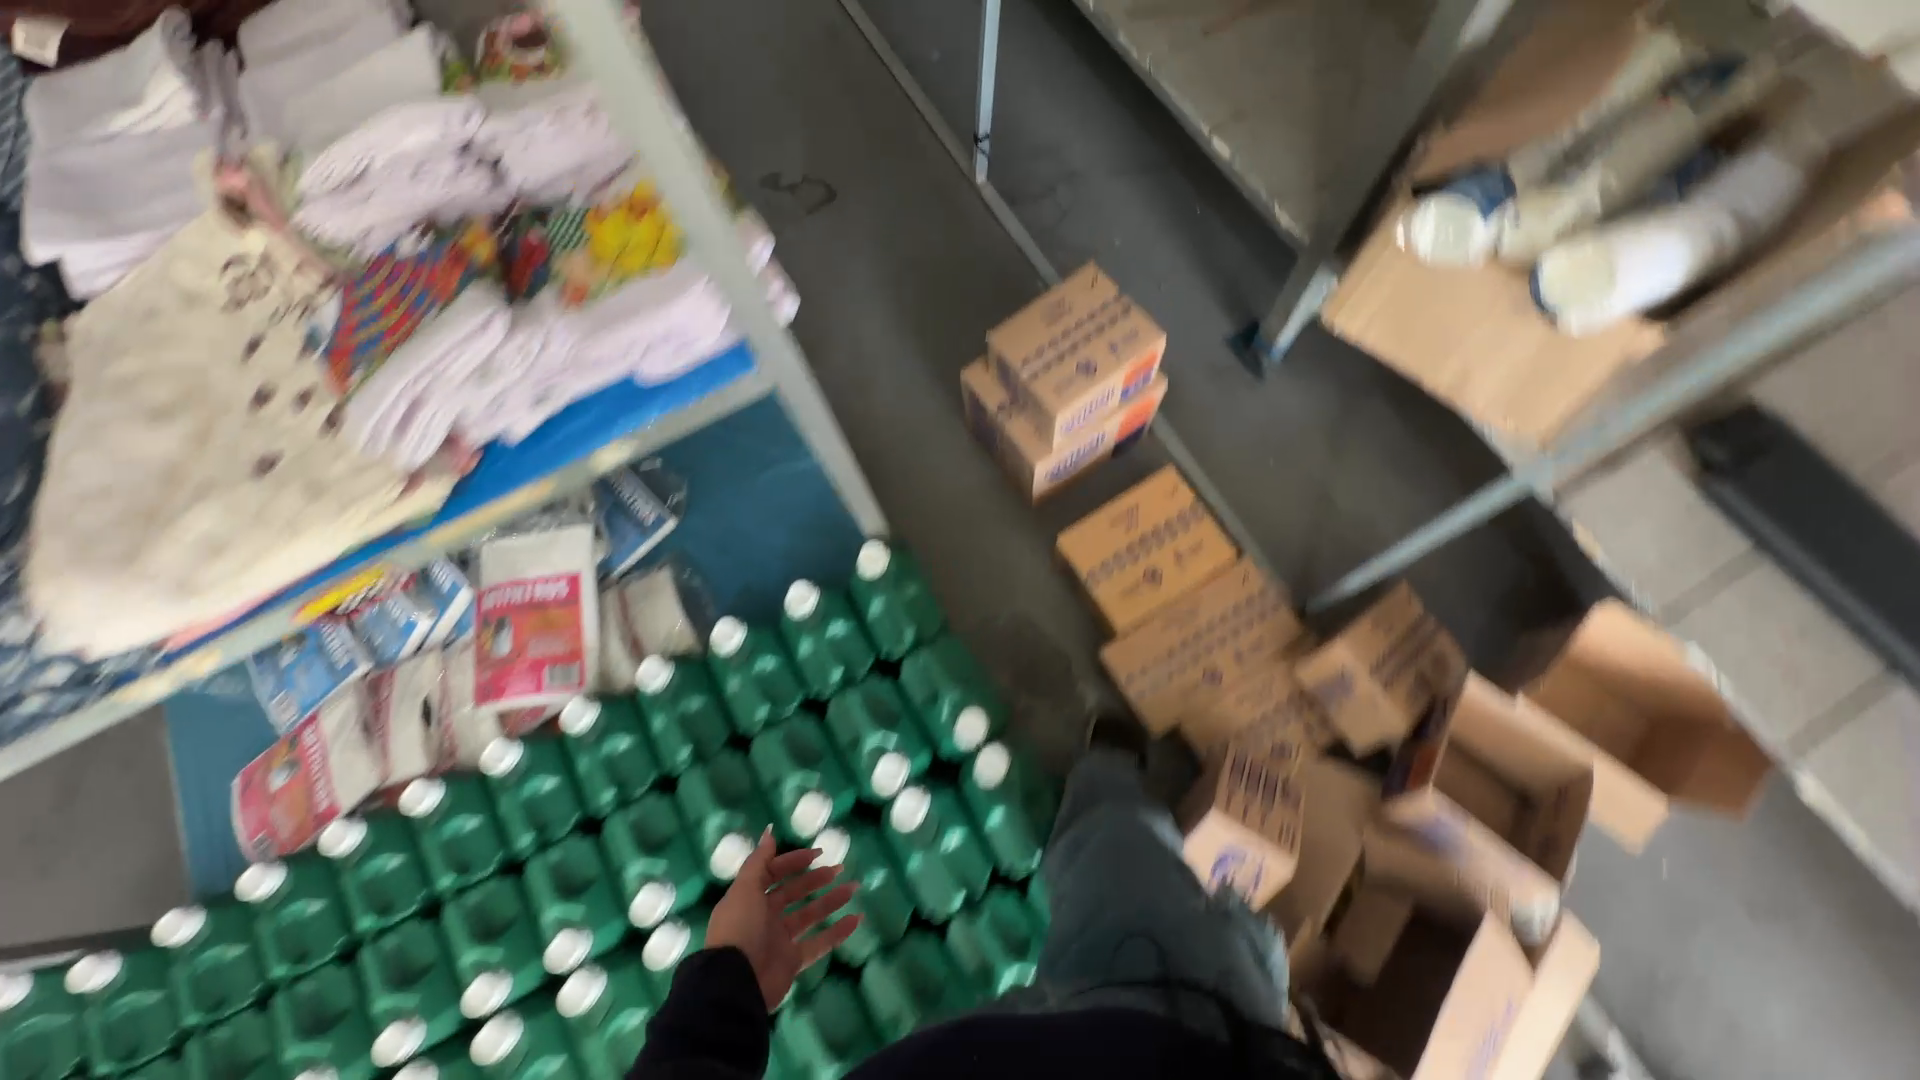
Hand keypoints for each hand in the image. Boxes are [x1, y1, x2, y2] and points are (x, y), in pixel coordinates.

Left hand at [705, 828, 861, 1008]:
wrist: (734, 983)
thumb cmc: (739, 929)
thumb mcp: (745, 889)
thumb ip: (758, 861)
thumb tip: (769, 831)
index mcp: (750, 898)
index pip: (774, 873)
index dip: (793, 862)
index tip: (818, 854)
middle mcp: (764, 917)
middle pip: (794, 893)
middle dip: (816, 879)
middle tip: (840, 869)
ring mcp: (779, 940)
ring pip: (810, 916)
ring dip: (831, 901)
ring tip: (854, 888)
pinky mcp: (792, 962)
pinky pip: (819, 944)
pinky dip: (838, 933)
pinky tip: (857, 919)